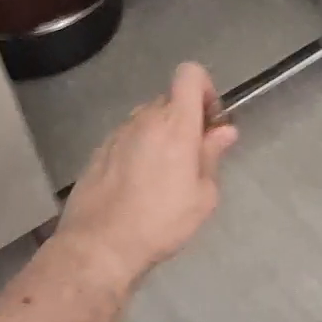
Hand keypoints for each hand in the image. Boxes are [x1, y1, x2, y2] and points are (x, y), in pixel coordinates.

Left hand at [56, 62, 236, 288]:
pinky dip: (138, 150)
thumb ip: (212, 155)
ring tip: (163, 176)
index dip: (204, 89)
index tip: (209, 121)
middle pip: (170, 100)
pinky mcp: (98, 151)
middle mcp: (145, 119)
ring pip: (147, 120)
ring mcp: (117, 133)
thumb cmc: (161, 221)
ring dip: (160, 135)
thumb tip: (223, 131)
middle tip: (192, 156)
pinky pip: (127, 138)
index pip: (190, 74)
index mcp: (176, 123)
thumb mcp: (203, 196)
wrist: (99, 246)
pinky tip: (137, 186)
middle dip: (185, 119)